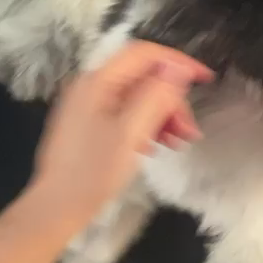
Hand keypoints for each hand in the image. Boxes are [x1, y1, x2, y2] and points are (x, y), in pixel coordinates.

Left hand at [24, 42, 211, 228]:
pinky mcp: (91, 126)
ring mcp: (90, 106)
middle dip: (171, 100)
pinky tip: (156, 147)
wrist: (57, 207)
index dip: (178, 62)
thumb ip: (156, 95)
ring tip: (179, 142)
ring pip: (138, 98)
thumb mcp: (131, 132)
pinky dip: (147, 125)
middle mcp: (92, 87)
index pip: (144, 54)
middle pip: (143, 78)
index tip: (205, 79)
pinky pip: (127, 114)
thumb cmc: (93, 171)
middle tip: (190, 130)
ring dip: (163, 115)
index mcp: (98, 82)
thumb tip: (178, 68)